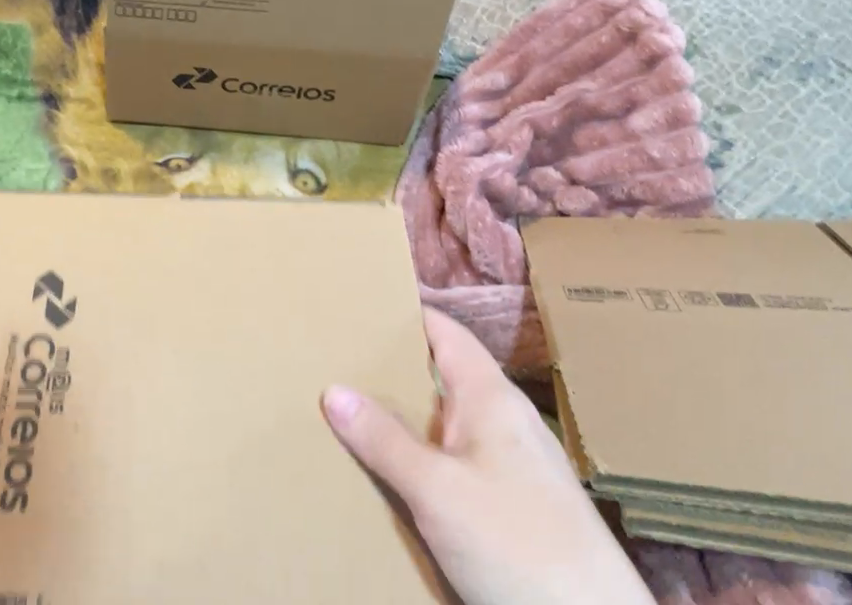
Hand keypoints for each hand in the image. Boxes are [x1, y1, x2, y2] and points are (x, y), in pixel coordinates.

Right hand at [323, 309, 653, 604]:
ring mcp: (515, 468)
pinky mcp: (516, 509)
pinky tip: (393, 481)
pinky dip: (422, 463)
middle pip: (443, 379)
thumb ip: (384, 440)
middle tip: (336, 364)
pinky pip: (457, 468)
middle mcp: (506, 423)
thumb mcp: (437, 490)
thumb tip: (333, 390)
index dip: (407, 314)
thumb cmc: (518, 543)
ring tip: (351, 419)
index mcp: (492, 399)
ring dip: (405, 423)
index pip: (446, 333)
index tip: (360, 306)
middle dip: (393, 373)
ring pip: (448, 427)